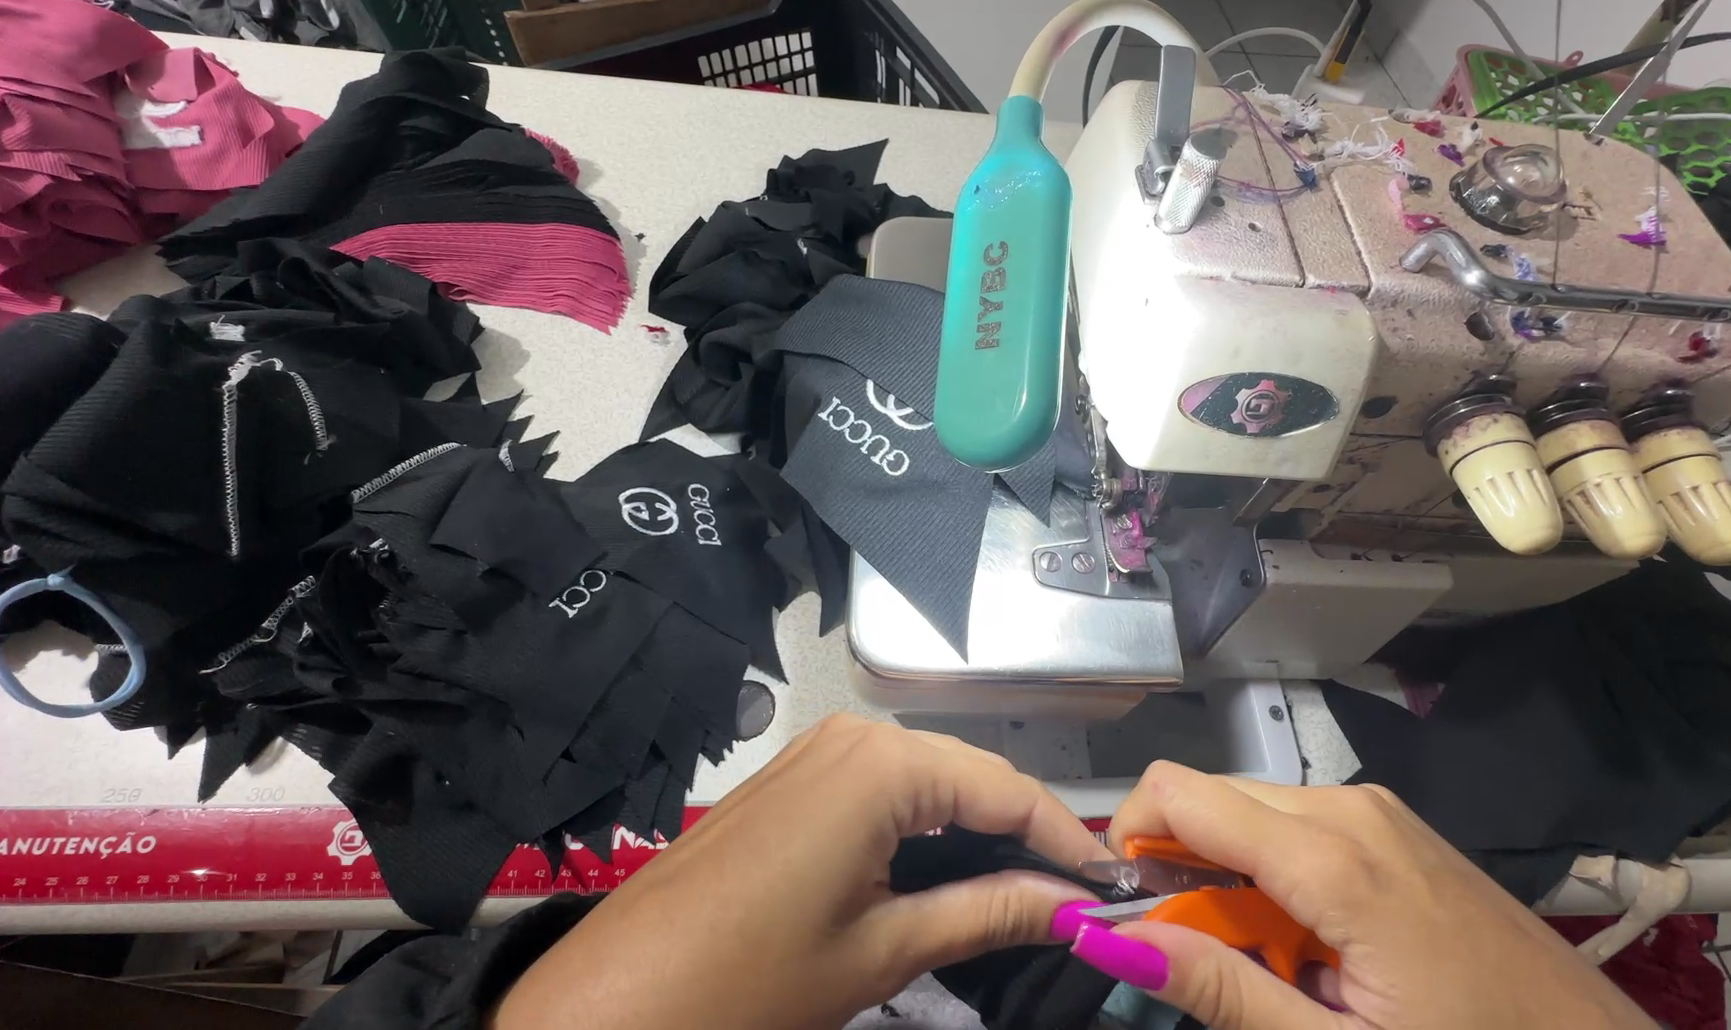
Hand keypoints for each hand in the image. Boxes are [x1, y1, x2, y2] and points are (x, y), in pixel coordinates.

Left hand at [492, 715, 1107, 1029]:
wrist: (616, 997)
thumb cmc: (753, 976)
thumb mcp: (883, 950)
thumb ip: (987, 912)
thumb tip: (1071, 904)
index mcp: (884, 762)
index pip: (1006, 790)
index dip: (1067, 836)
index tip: (1114, 883)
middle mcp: (858, 733)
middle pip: (971, 774)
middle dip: (1026, 829)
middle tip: (1076, 889)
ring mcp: (824, 746)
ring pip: (933, 775)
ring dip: (979, 825)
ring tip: (1028, 881)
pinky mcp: (801, 770)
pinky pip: (889, 783)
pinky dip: (932, 821)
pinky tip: (954, 862)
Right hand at [1101, 762, 1654, 1029]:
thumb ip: (1218, 987)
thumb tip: (1107, 935)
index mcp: (1328, 854)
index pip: (1176, 791)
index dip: (1129, 837)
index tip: (1133, 907)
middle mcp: (1346, 804)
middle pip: (1209, 797)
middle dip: (1180, 864)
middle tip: (1204, 955)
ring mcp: (1379, 810)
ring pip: (1250, 810)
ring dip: (1229, 874)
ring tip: (1273, 962)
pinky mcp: (1397, 826)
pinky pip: (1298, 822)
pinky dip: (1273, 870)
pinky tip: (1316, 941)